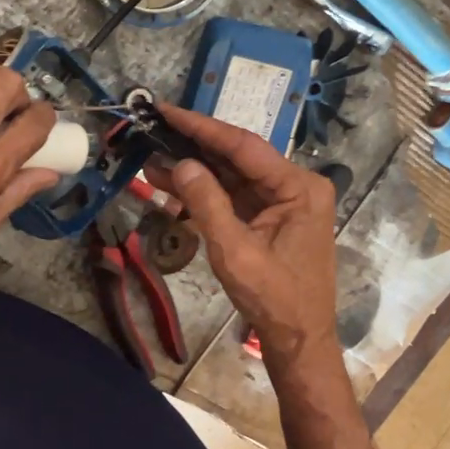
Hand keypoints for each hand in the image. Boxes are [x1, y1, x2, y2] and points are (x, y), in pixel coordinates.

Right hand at [145, 105, 338, 365]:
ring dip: (194, 170)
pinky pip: (232, 197)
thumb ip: (207, 203)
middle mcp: (295, 186)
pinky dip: (203, 192)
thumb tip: (180, 164)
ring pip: (231, 176)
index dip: (201, 127)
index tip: (166, 110)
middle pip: (236, 157)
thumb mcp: (235, 250)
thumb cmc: (273, 297)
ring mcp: (282, 202)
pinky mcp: (269, 219)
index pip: (243, 146)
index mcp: (298, 187)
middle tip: (153, 129)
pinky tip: (170, 185)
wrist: (298, 338)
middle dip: (193, 146)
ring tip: (151, 159)